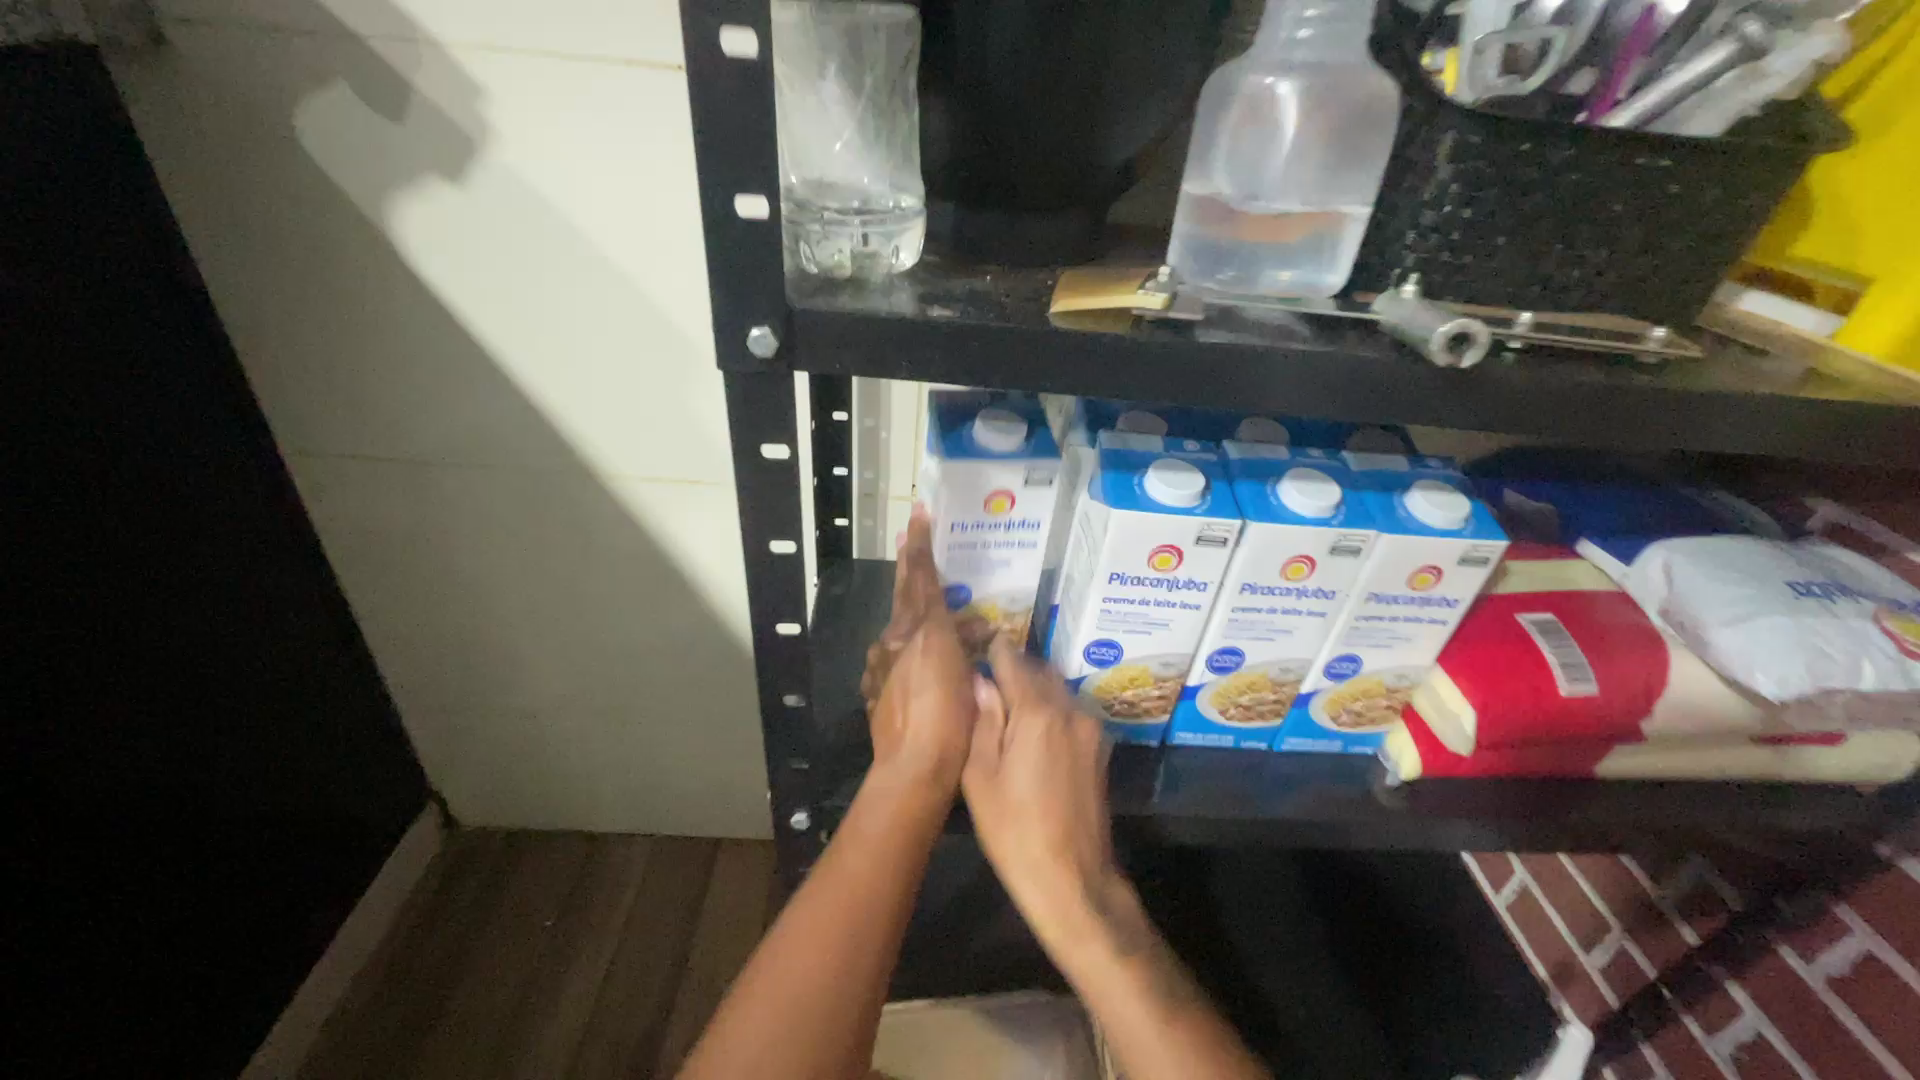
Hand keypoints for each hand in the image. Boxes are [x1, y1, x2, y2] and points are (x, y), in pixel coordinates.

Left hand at [865, 508, 976, 795]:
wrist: (913, 768)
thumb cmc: (953, 723)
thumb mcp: (971, 677)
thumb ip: (970, 646)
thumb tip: (980, 630)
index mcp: (922, 631)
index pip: (921, 577)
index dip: (921, 545)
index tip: (919, 515)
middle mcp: (897, 640)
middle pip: (906, 594)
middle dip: (911, 565)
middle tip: (910, 537)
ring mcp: (882, 665)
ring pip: (903, 629)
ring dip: (922, 619)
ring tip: (944, 623)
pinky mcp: (876, 688)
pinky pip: (894, 658)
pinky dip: (910, 651)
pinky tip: (921, 663)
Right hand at [962, 635, 1121, 945]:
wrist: (1072, 877)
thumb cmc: (1014, 830)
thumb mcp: (981, 776)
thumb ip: (983, 721)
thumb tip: (981, 682)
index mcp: (1038, 712)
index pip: (1013, 660)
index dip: (992, 651)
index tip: (974, 646)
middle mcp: (1071, 710)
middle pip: (1039, 671)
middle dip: (1013, 668)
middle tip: (984, 676)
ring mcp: (1091, 728)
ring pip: (1058, 690)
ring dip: (1034, 688)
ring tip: (1004, 704)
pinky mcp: (1100, 748)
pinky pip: (1070, 712)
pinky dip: (1050, 709)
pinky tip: (1029, 730)